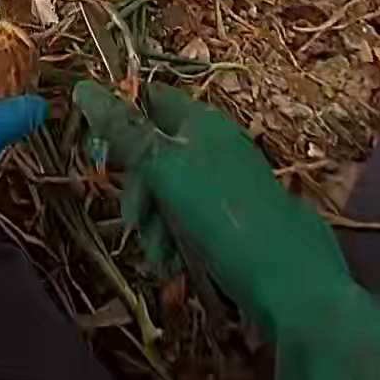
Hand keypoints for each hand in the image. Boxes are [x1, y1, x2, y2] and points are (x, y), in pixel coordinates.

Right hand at [75, 81, 379, 379]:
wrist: (297, 294)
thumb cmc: (221, 215)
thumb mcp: (161, 166)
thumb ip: (120, 127)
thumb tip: (81, 85)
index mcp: (200, 121)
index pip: (147, 97)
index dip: (119, 116)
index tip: (102, 148)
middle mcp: (214, 144)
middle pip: (153, 147)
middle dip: (136, 184)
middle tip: (133, 217)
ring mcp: (227, 182)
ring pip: (167, 185)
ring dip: (153, 216)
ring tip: (157, 250)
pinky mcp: (236, 219)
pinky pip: (189, 214)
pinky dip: (175, 234)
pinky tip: (173, 260)